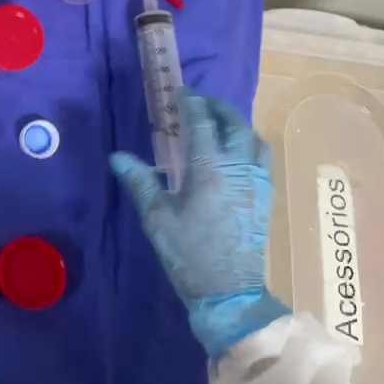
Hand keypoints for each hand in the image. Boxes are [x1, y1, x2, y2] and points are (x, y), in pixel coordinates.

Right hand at [111, 91, 289, 356]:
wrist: (231, 291)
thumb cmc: (189, 253)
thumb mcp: (157, 218)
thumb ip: (140, 182)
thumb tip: (118, 157)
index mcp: (209, 169)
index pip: (202, 123)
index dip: (191, 103)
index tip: (180, 91)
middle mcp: (238, 168)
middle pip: (234, 124)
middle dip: (217, 107)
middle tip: (199, 102)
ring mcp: (257, 182)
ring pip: (253, 138)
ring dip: (236, 123)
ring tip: (218, 122)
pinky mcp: (265, 196)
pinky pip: (261, 156)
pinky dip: (248, 142)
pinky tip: (235, 152)